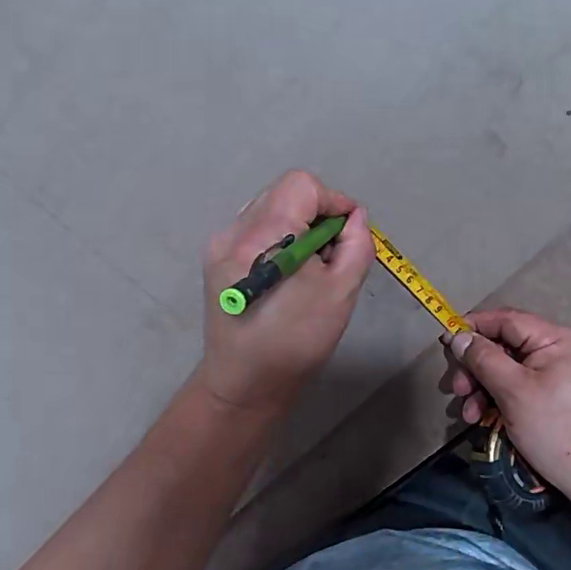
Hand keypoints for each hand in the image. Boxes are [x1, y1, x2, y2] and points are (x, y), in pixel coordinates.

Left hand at [197, 170, 374, 414]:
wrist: (245, 383)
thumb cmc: (297, 341)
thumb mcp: (341, 292)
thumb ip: (356, 244)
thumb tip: (354, 216)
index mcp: (262, 236)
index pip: (301, 185)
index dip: (332, 201)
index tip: (346, 232)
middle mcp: (234, 231)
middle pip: (282, 193)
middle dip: (314, 213)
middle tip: (329, 252)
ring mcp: (219, 243)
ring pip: (268, 208)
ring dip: (295, 224)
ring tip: (306, 265)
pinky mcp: (214, 257)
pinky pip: (253, 228)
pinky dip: (276, 237)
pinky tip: (283, 272)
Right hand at [445, 308, 570, 509]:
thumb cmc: (560, 434)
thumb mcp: (513, 392)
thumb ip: (482, 358)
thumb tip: (458, 335)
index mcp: (564, 339)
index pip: (508, 320)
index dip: (473, 327)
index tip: (446, 341)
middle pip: (510, 346)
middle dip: (478, 368)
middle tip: (457, 390)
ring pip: (518, 369)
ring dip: (488, 387)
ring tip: (470, 414)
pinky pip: (533, 386)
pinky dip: (509, 398)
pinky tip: (491, 417)